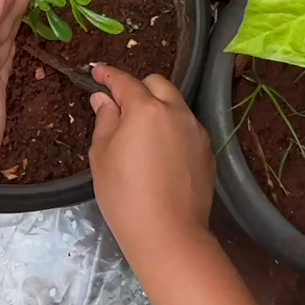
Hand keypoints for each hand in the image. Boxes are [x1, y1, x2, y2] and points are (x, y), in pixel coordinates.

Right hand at [88, 64, 214, 256]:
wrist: (168, 233)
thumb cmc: (124, 195)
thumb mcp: (102, 155)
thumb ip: (105, 120)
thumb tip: (104, 99)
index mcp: (146, 109)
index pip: (125, 81)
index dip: (108, 75)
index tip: (96, 72)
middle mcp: (176, 111)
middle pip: (156, 83)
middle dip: (138, 89)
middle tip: (121, 109)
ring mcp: (196, 130)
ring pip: (175, 104)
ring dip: (157, 108)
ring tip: (141, 135)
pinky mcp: (207, 150)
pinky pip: (187, 127)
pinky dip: (172, 129)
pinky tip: (160, 155)